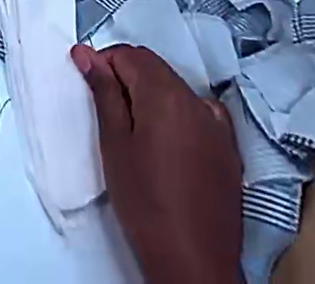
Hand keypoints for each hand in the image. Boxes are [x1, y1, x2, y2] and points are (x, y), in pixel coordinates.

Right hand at [71, 43, 242, 283]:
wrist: (192, 261)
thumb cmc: (145, 202)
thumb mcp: (113, 141)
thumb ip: (102, 90)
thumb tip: (86, 53)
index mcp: (165, 95)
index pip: (128, 54)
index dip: (104, 63)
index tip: (91, 85)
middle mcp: (196, 101)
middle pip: (153, 67)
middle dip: (126, 76)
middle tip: (107, 110)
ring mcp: (217, 125)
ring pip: (174, 87)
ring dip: (150, 94)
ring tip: (134, 130)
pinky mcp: (228, 148)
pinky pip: (198, 111)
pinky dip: (178, 113)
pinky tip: (167, 140)